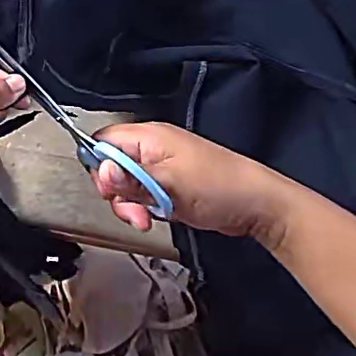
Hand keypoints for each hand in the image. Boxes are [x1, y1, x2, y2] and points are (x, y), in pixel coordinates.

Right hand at [89, 122, 296, 246]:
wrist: (255, 204)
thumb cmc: (219, 185)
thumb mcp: (168, 183)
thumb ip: (131, 178)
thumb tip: (103, 171)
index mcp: (149, 137)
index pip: (104, 141)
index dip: (100, 165)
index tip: (110, 189)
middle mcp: (152, 148)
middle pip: (112, 166)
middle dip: (117, 192)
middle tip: (133, 209)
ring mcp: (161, 167)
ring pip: (126, 184)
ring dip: (131, 205)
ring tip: (146, 218)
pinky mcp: (169, 184)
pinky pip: (143, 195)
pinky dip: (144, 208)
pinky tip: (156, 216)